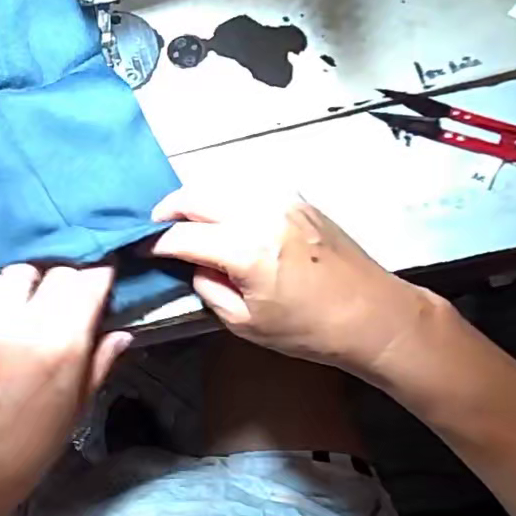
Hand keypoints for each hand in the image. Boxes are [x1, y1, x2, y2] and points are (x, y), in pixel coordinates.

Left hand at [0, 263, 131, 507]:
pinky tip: (11, 308)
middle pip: (59, 272)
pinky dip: (4, 289)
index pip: (89, 281)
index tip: (105, 282)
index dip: (101, 277)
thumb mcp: (80, 403)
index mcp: (65, 344)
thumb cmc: (37, 439)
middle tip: (73, 298)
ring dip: (35, 280)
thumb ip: (101, 360)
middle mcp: (29, 323)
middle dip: (72, 279)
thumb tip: (122, 332)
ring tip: (37, 300)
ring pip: (21, 270)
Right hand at [147, 188, 444, 374]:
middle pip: (196, 196)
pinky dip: (228, 198)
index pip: (183, 236)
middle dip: (169, 209)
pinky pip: (249, 189)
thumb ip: (209, 287)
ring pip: (221, 185)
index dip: (156, 243)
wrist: (373, 315)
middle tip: (158, 227)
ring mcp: (282, 200)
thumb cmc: (308, 330)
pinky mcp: (298, 199)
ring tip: (189, 222)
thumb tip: (194, 264)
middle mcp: (260, 213)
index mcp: (245, 249)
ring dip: (197, 200)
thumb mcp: (245, 323)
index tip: (142, 248)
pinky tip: (226, 218)